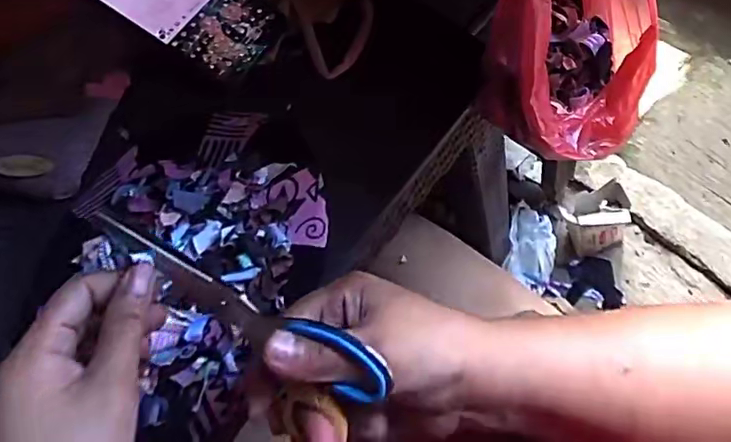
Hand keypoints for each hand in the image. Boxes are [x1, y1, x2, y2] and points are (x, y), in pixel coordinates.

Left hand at [0, 265, 164, 441]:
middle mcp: (10, 377)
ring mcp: (11, 407)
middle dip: (120, 312)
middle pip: (70, 321)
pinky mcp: (20, 429)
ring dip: (112, 340)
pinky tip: (125, 378)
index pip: (76, 292)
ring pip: (68, 351)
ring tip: (150, 349)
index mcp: (27, 359)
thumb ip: (128, 321)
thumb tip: (143, 270)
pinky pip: (60, 380)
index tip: (160, 289)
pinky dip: (95, 369)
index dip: (119, 281)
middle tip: (164, 320)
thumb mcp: (114, 380)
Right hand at [250, 272, 487, 441]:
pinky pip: (327, 422)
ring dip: (315, 426)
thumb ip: (320, 355)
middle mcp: (340, 332)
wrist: (469, 384)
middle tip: (317, 429)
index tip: (261, 399)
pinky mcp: (356, 402)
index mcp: (344, 302)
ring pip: (306, 404)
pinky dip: (333, 433)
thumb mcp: (372, 348)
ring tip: (334, 438)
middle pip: (292, 372)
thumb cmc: (425, 346)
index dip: (272, 361)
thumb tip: (268, 349)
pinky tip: (350, 435)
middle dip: (299, 405)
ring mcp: (347, 370)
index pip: (290, 327)